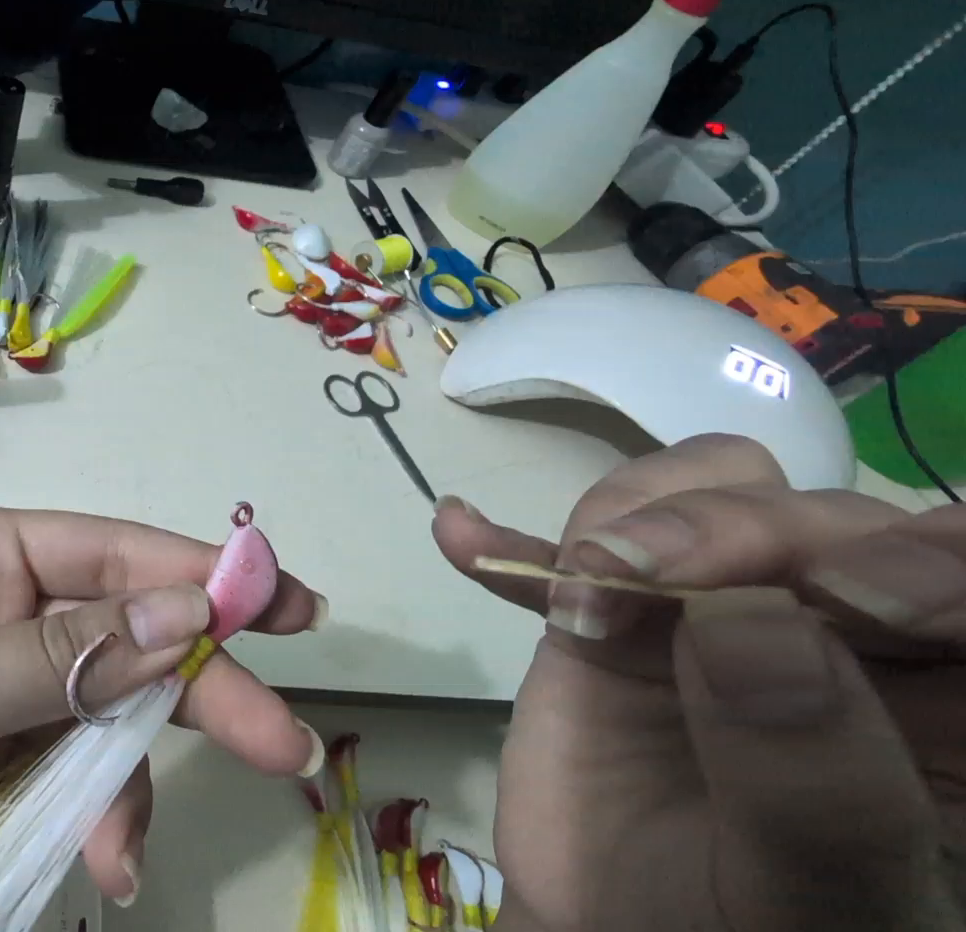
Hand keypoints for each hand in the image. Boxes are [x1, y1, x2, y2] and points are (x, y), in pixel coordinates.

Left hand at [0, 507, 324, 931]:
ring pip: (103, 708)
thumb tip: (183, 606)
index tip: (288, 606)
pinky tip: (100, 858)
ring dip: (131, 773)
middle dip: (194, 683)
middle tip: (284, 742)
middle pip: (118, 629)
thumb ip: (57, 656)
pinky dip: (93, 809)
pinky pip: (70, 766)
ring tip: (126, 848)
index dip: (196, 574)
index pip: (102, 551)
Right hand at [433, 434, 965, 931]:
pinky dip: (514, 539)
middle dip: (728, 527)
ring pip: (700, 491)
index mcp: (944, 698)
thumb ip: (816, 784)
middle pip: (812, 515)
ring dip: (628, 516)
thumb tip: (752, 617)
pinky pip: (567, 544)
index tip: (844, 594)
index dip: (926, 555)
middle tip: (627, 573)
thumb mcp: (811, 903)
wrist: (606, 928)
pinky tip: (462, 538)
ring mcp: (708, 609)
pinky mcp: (604, 611)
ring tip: (570, 582)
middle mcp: (838, 631)